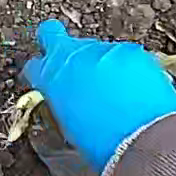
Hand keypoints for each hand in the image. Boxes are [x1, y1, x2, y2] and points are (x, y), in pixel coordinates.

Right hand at [23, 19, 175, 170]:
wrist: (140, 136)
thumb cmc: (100, 142)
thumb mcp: (68, 123)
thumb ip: (63, 101)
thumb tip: (68, 98)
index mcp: (51, 76)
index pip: (34, 65)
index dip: (41, 71)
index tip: (47, 77)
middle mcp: (72, 54)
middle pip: (53, 34)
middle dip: (58, 46)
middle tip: (69, 64)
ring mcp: (102, 48)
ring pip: (93, 48)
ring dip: (99, 63)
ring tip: (114, 92)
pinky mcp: (131, 50)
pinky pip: (122, 55)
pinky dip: (125, 68)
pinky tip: (134, 89)